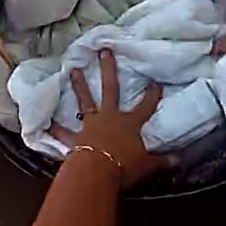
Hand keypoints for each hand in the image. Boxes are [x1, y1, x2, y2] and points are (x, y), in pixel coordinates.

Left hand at [50, 49, 170, 188]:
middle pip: (111, 89)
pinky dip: (55, 128)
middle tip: (105, 51)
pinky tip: (46, 121)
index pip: (145, 106)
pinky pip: (63, 132)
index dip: (152, 94)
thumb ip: (162, 161)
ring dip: (79, 85)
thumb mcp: (148, 165)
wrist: (98, 173)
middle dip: (109, 70)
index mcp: (130, 124)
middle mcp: (109, 118)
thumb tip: (179, 160)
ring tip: (73, 70)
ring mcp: (90, 126)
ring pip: (85, 101)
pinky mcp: (75, 139)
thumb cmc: (125, 167)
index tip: (156, 81)